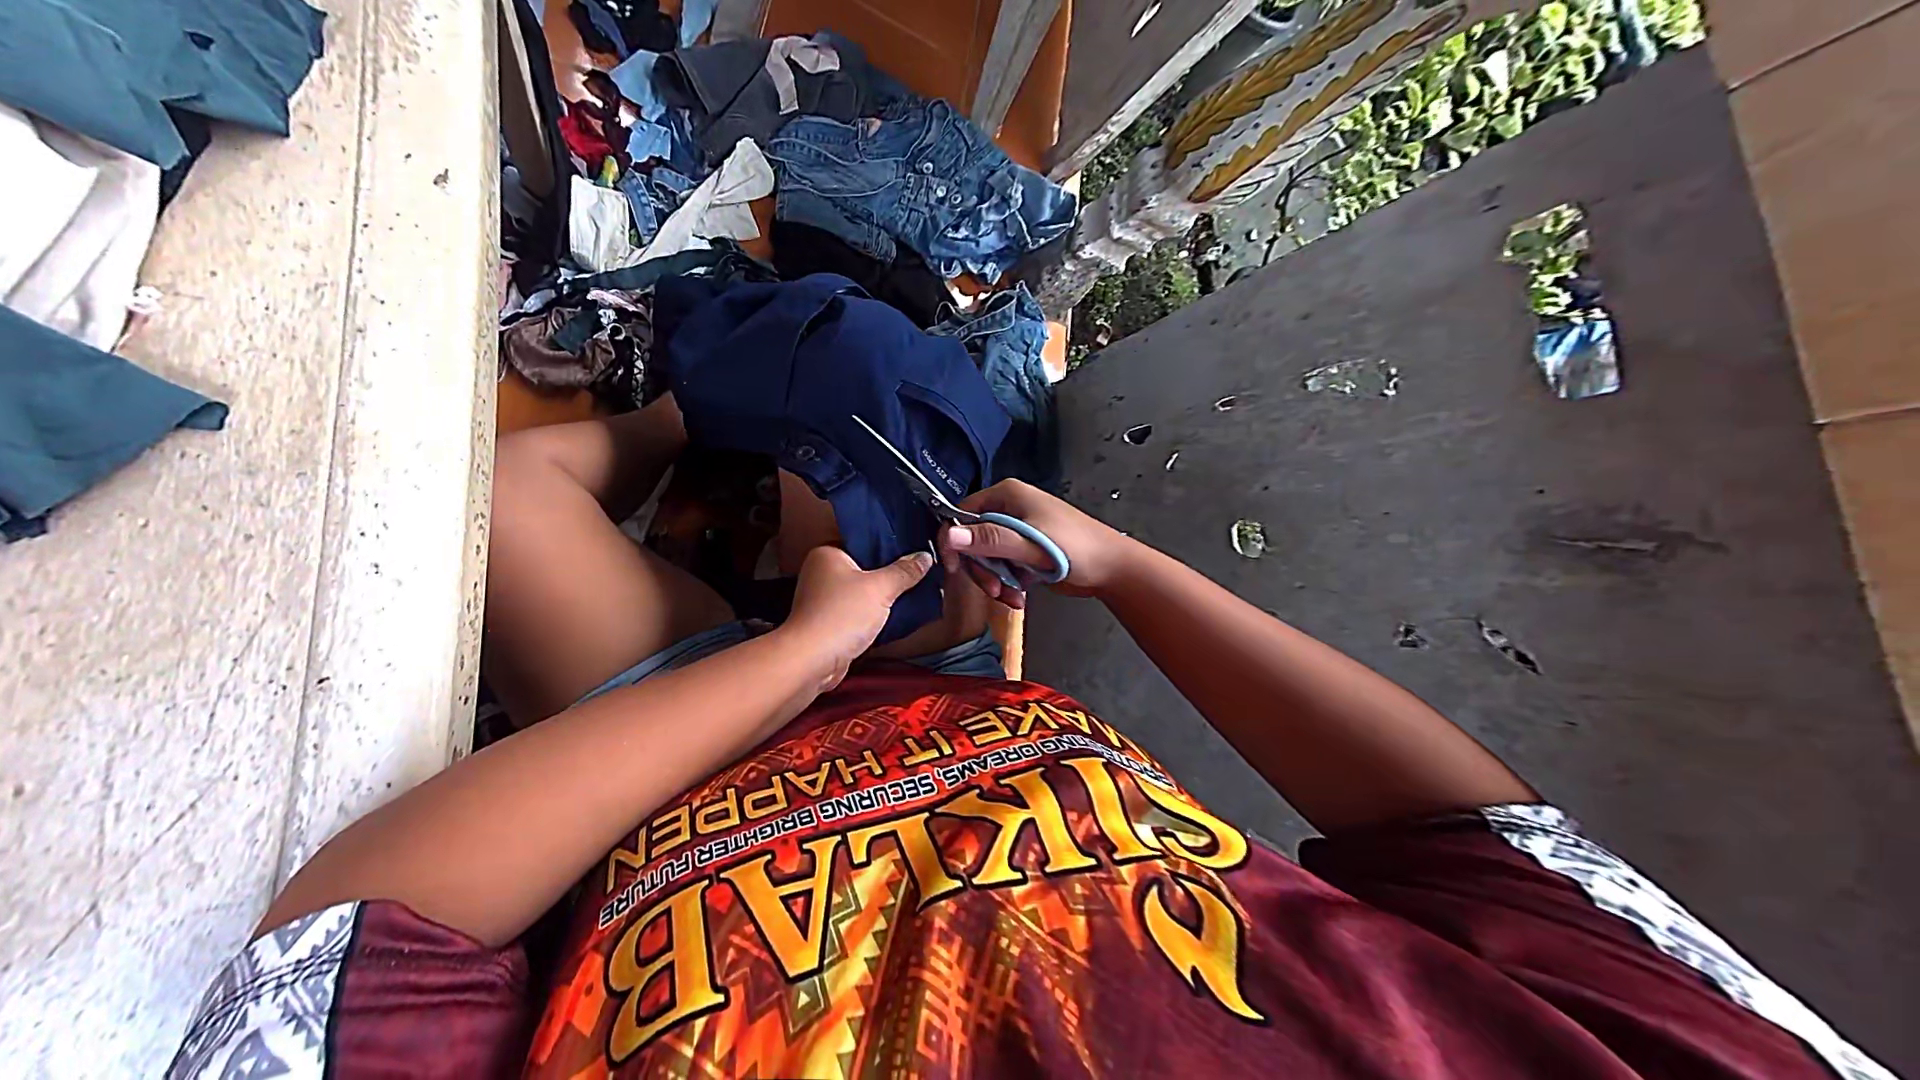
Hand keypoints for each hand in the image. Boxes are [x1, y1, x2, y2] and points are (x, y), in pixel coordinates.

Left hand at [780, 546, 933, 690]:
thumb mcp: (880, 588)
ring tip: (907, 592)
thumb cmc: (837, 617)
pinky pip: (857, 612)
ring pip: (861, 591)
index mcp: (827, 553)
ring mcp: (824, 599)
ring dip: (881, 596)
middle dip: (887, 573)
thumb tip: (923, 557)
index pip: (862, 541)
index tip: (911, 548)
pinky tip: (892, 616)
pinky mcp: (829, 622)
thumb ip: (904, 572)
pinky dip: (873, 614)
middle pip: (863, 567)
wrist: (813, 660)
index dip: (887, 544)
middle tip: (914, 571)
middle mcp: (821, 573)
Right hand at [938, 479, 1135, 608]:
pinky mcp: (1025, 551)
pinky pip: (1002, 567)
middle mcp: (1009, 510)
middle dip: (981, 569)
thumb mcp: (1030, 545)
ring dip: (994, 581)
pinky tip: (1019, 595)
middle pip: (972, 541)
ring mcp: (1018, 532)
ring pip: (986, 558)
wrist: (1113, 569)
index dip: (954, 542)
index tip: (955, 568)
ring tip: (1012, 596)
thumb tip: (950, 535)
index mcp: (1007, 496)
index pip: (962, 515)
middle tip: (993, 588)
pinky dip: (1006, 583)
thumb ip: (990, 540)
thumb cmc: (1077, 550)